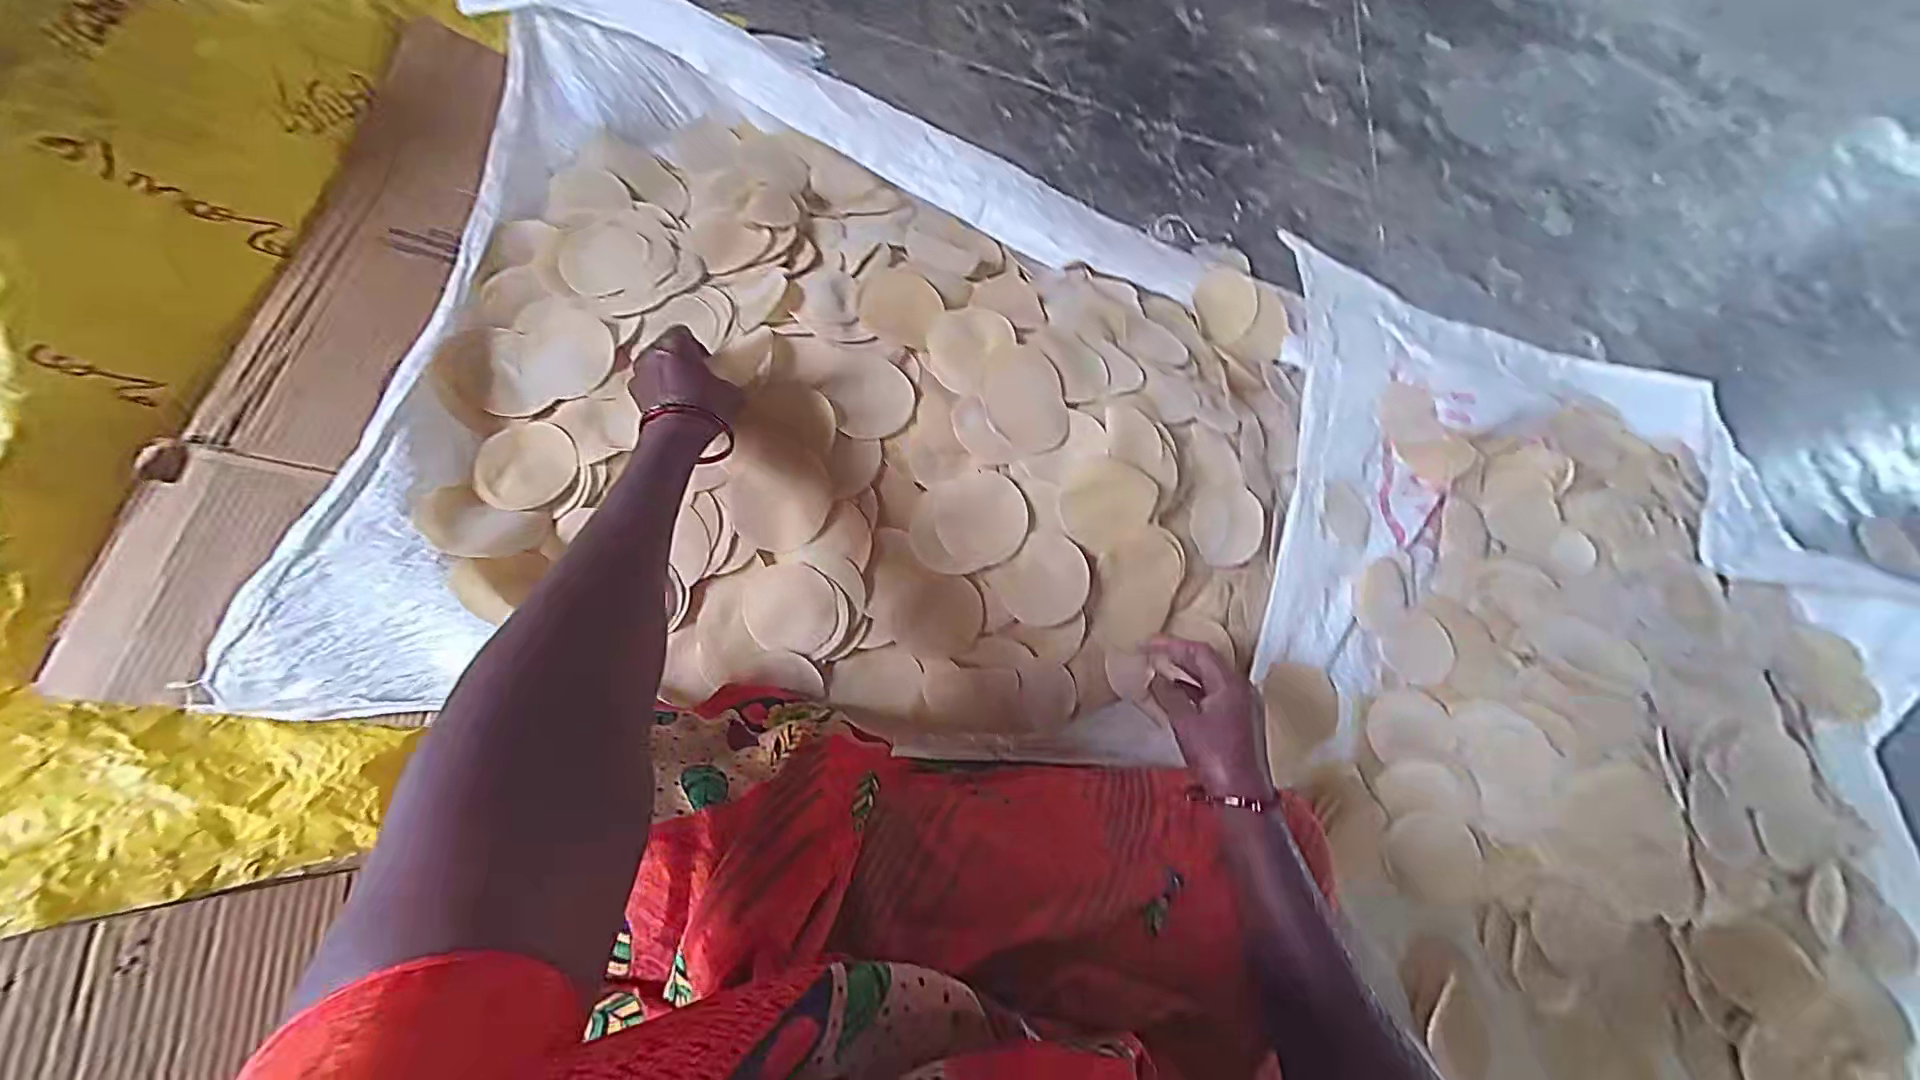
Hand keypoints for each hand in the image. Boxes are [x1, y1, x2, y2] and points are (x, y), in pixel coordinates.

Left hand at [627, 326, 744, 433]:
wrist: (680, 436)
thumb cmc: (704, 407)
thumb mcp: (731, 392)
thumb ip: (725, 383)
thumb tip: (728, 390)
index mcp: (674, 343)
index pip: (684, 333)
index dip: (697, 348)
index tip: (707, 363)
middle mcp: (651, 354)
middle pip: (665, 351)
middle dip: (678, 363)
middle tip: (697, 379)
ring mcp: (639, 377)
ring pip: (654, 371)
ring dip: (666, 380)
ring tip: (687, 399)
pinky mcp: (634, 400)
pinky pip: (648, 392)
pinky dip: (658, 399)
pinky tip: (676, 412)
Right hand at [1143, 636, 1273, 800]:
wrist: (1242, 793)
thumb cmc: (1214, 755)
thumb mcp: (1185, 723)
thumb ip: (1169, 695)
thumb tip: (1157, 678)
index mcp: (1230, 684)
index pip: (1200, 652)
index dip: (1172, 644)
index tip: (1149, 643)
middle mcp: (1240, 688)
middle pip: (1207, 661)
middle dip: (1179, 654)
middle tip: (1153, 651)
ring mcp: (1242, 703)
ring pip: (1210, 677)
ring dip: (1185, 671)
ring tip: (1160, 666)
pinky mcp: (1239, 718)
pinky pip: (1213, 692)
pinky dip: (1193, 688)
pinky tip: (1175, 691)